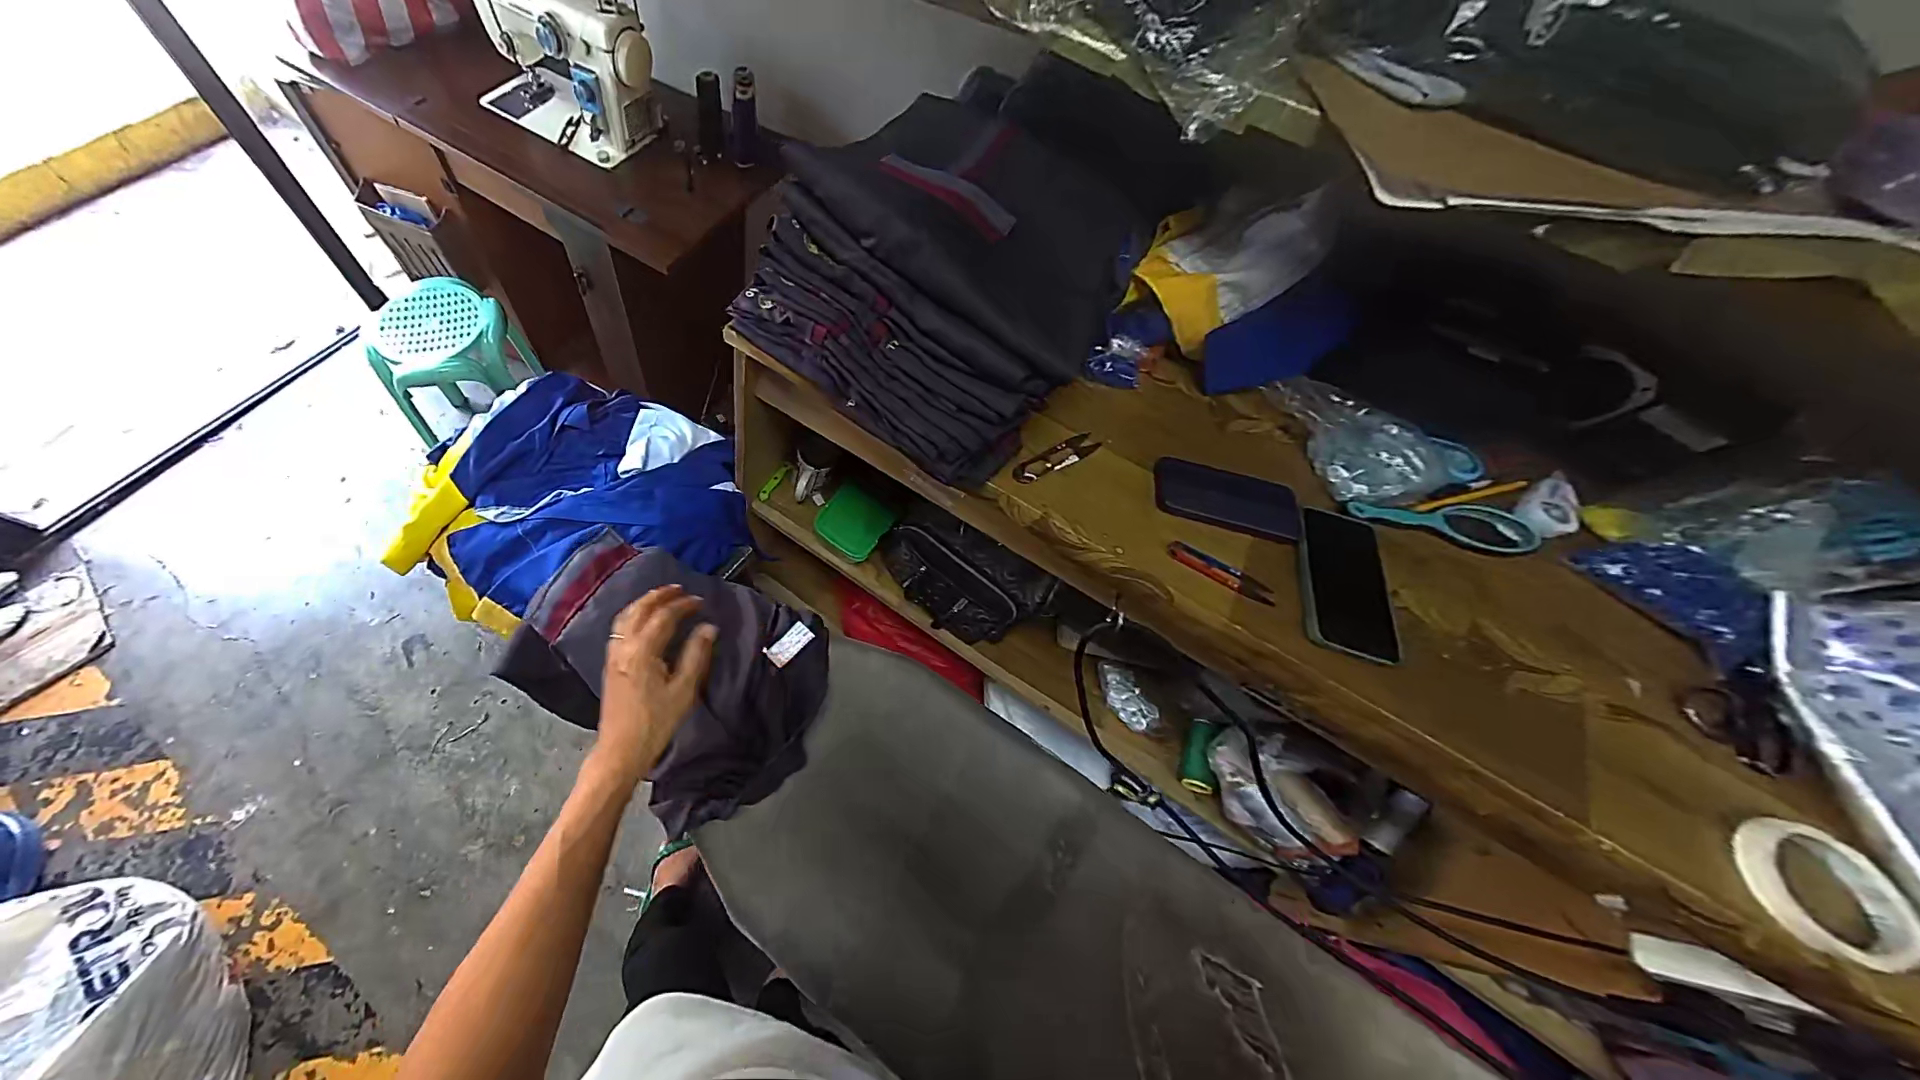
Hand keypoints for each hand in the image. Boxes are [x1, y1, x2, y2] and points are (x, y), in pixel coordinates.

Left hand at [591, 585, 716, 783]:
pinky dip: (633, 616)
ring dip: (643, 604)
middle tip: (678, 588)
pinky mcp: (611, 665)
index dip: (683, 605)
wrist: (621, 750)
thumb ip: (696, 655)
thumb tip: (708, 629)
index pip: (664, 617)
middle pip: (638, 611)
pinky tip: (643, 621)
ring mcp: (613, 656)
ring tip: (661, 598)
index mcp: (642, 651)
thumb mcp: (684, 690)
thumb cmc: (656, 722)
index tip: (700, 601)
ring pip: (625, 618)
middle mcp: (624, 648)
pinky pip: (620, 629)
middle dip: (658, 596)